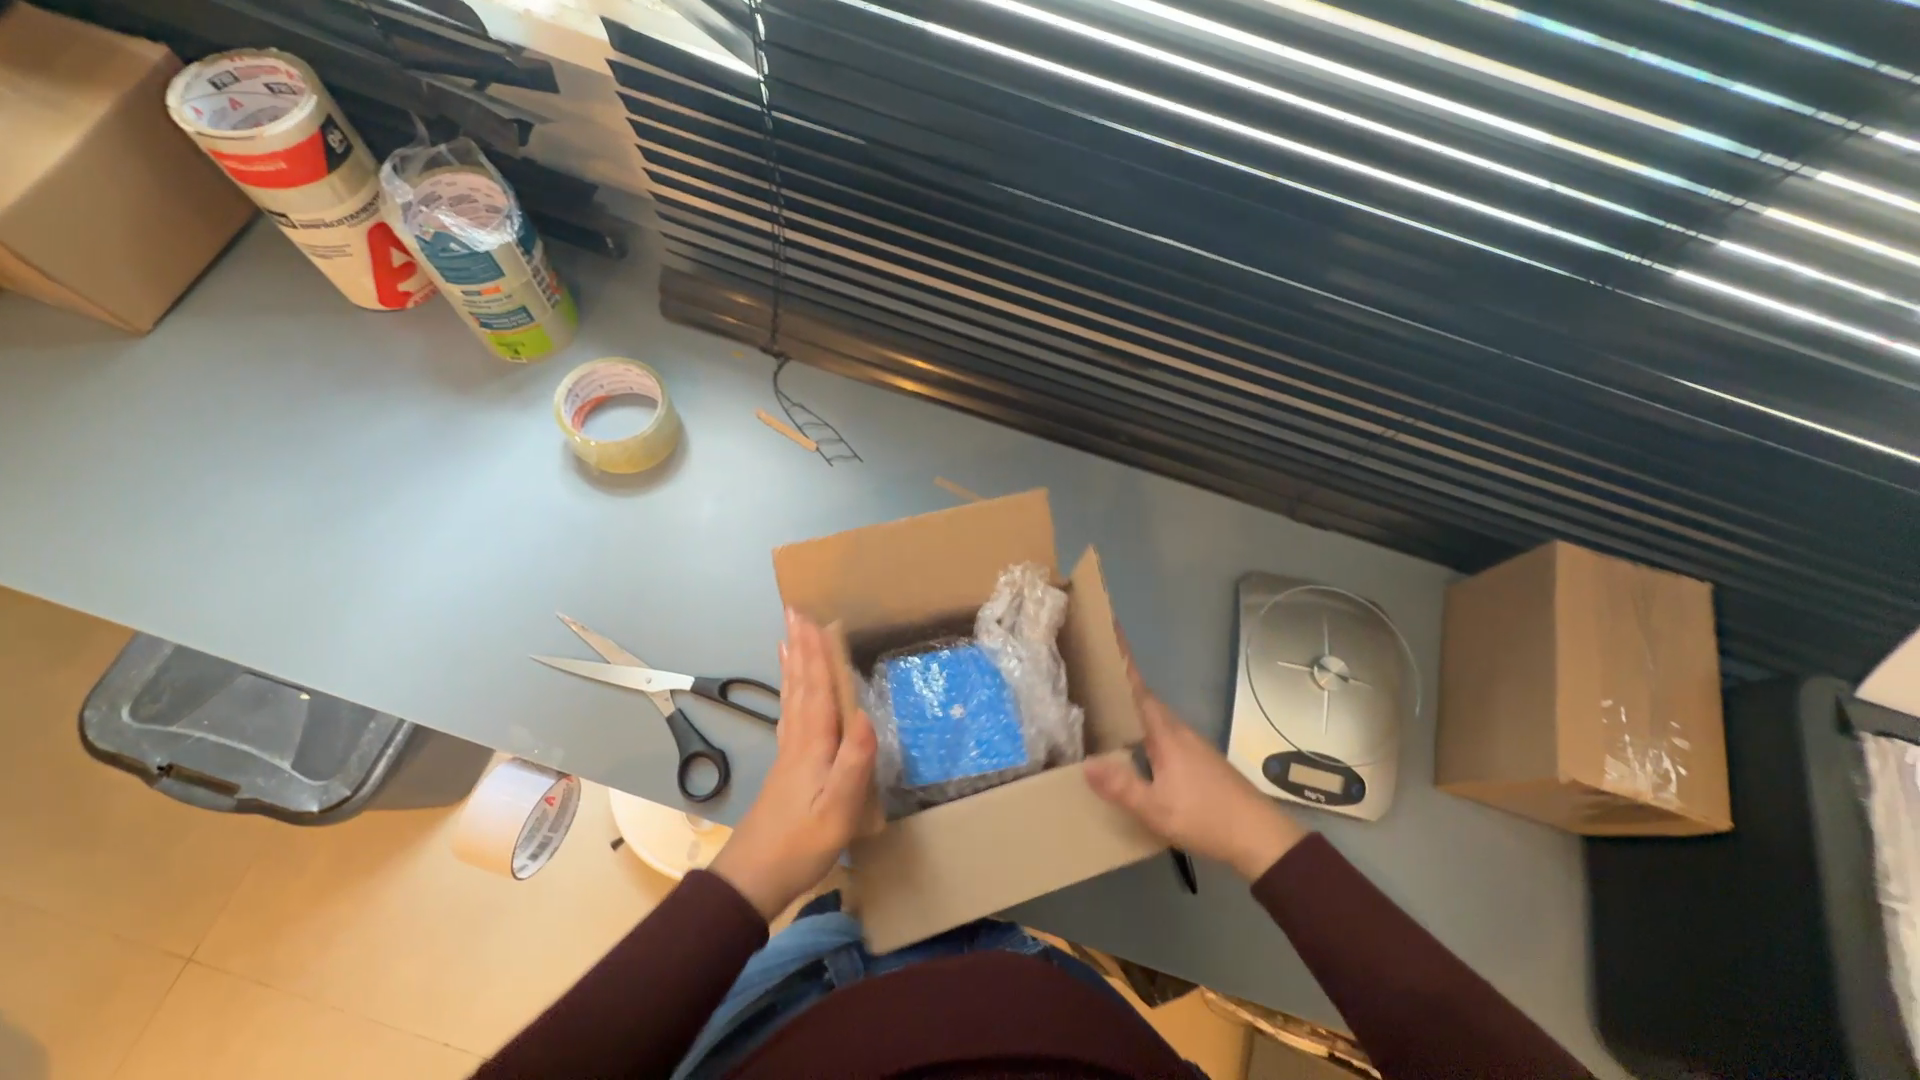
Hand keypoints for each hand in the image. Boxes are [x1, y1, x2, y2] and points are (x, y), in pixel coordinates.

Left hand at [709, 609, 876, 919]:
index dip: (817, 654)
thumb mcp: (838, 810)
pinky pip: (789, 718)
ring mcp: (789, 756)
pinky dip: (789, 696)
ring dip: (793, 667)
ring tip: (789, 640)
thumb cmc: (801, 844)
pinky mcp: (786, 770)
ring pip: (792, 700)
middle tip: (795, 614)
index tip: (811, 618)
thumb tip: (867, 715)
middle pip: (800, 686)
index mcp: (813, 746)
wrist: (754, 879)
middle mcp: (798, 742)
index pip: (817, 690)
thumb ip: (853, 764)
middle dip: (801, 649)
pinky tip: (791, 696)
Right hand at [1085, 633, 1307, 880]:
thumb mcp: (1157, 809)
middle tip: (1092, 672)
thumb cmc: (1207, 818)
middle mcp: (1180, 733)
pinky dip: (1144, 729)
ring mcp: (1193, 747)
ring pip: (1155, 718)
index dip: (1124, 664)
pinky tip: (1133, 745)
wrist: (1260, 837)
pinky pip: (1163, 734)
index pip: (1139, 691)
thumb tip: (1085, 762)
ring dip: (1133, 707)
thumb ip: (1122, 786)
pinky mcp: (1200, 762)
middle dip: (1122, 684)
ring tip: (1104, 706)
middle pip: (1146, 700)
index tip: (1109, 634)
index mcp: (1167, 736)